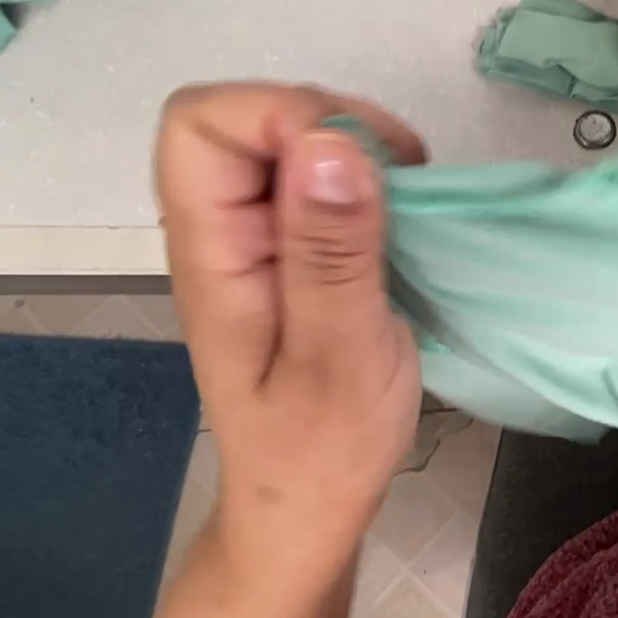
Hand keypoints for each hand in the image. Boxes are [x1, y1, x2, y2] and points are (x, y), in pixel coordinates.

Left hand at [155, 82, 426, 588]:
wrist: (313, 500)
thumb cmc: (322, 444)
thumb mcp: (339, 354)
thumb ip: (332, 253)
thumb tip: (331, 145)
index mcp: (213, 254)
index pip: (204, 126)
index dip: (284, 117)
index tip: (367, 166)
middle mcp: (223, 233)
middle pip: (249, 122)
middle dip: (335, 127)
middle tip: (406, 183)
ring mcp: (259, 242)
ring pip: (291, 146)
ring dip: (360, 153)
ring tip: (413, 205)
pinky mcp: (296, 255)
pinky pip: (322, 183)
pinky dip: (371, 181)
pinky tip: (404, 220)